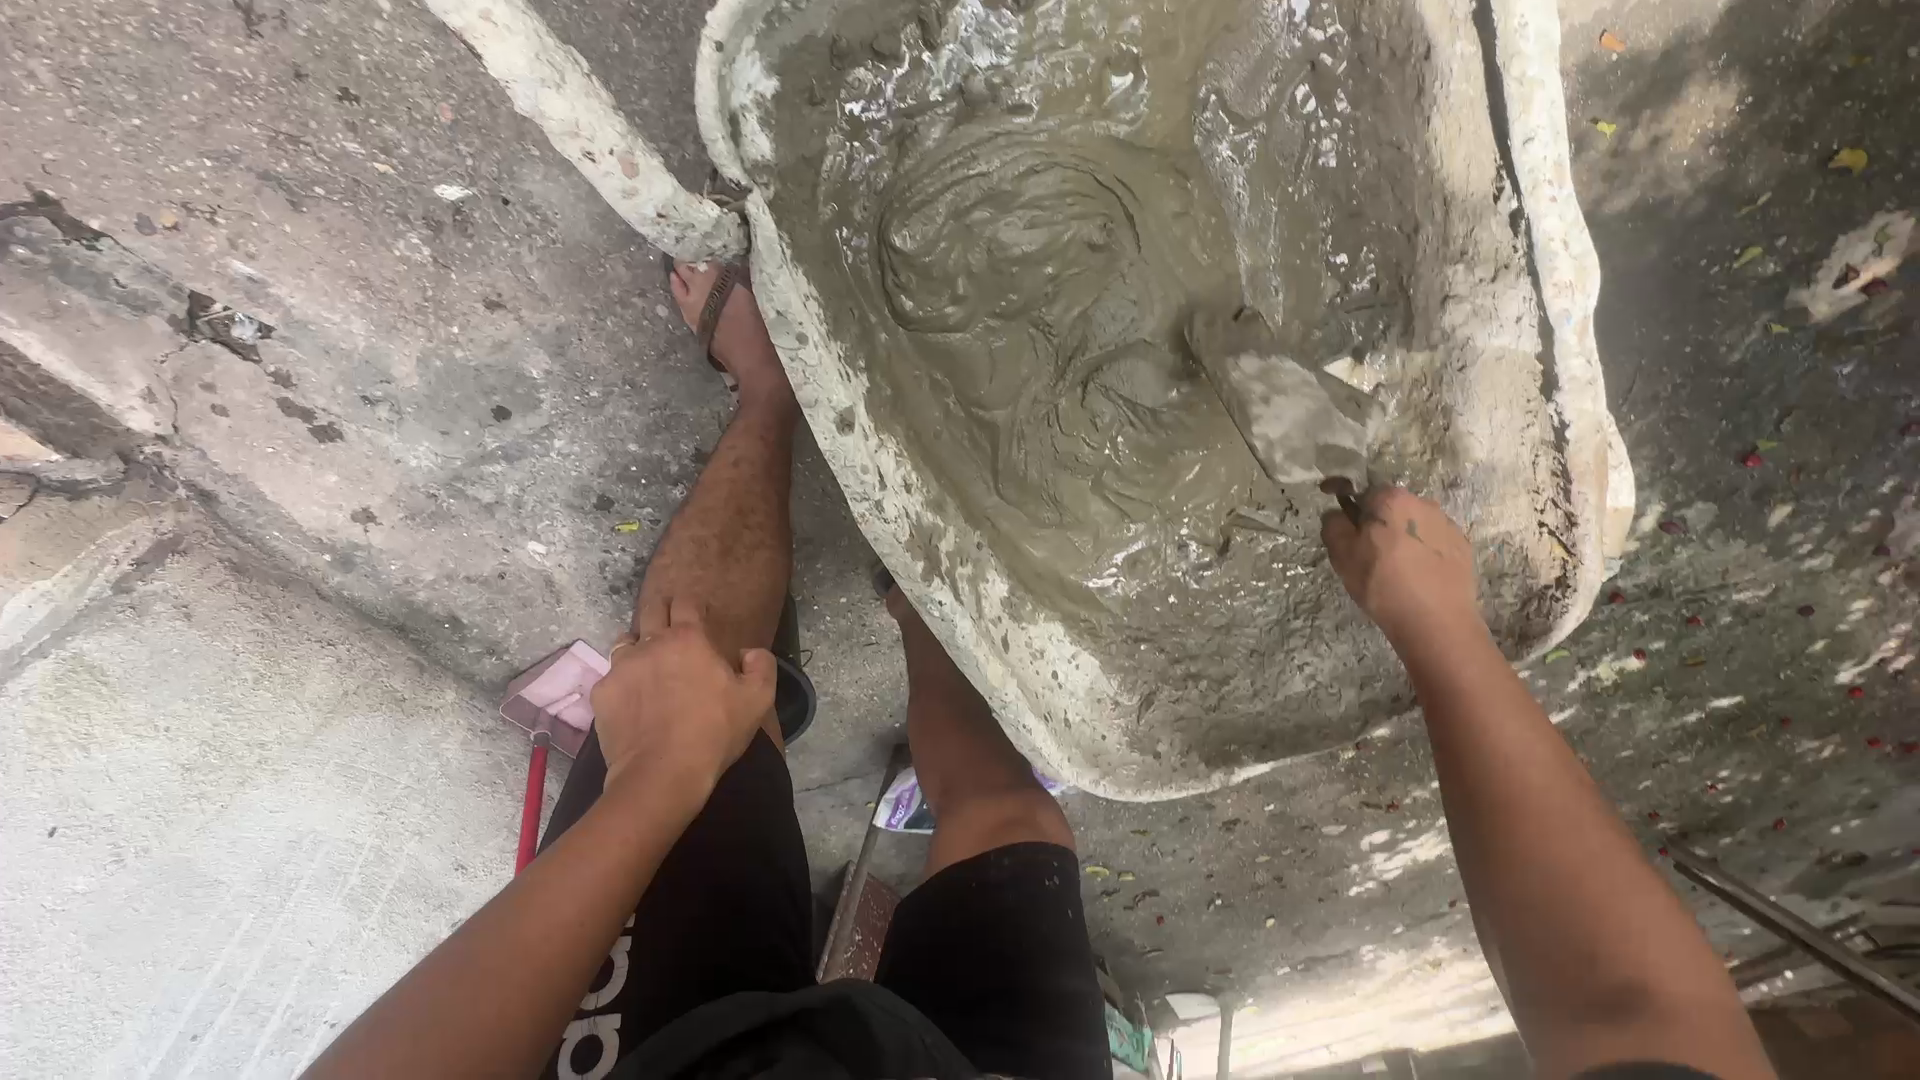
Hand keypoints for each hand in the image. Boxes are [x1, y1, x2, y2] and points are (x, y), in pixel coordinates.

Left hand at [590, 598, 776, 796]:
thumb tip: (749, 652)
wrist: (662, 773)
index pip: (686, 603)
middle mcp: (650, 644)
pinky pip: (612, 677)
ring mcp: (621, 668)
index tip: (700, 614)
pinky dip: (623, 682)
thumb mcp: (758, 698)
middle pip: (651, 610)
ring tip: (648, 663)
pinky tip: (633, 700)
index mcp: (688, 639)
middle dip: (662, 610)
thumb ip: (761, 664)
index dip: (694, 604)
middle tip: (671, 623)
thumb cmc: (714, 731)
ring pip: (625, 642)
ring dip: (638, 645)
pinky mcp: (602, 694)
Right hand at [1321, 485, 1483, 646]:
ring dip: (1402, 538)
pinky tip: (1417, 575)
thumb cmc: (1382, 583)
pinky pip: (1434, 542)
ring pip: (1414, 524)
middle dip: (1379, 524)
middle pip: (1392, 508)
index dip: (1352, 512)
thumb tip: (1338, 514)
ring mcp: (1447, 524)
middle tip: (1368, 555)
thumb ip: (1333, 525)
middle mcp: (1423, 503)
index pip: (1364, 493)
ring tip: (1396, 568)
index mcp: (1391, 499)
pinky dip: (1423, 552)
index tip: (1348, 534)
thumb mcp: (1341, 555)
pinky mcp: (1463, 547)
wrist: (1435, 620)